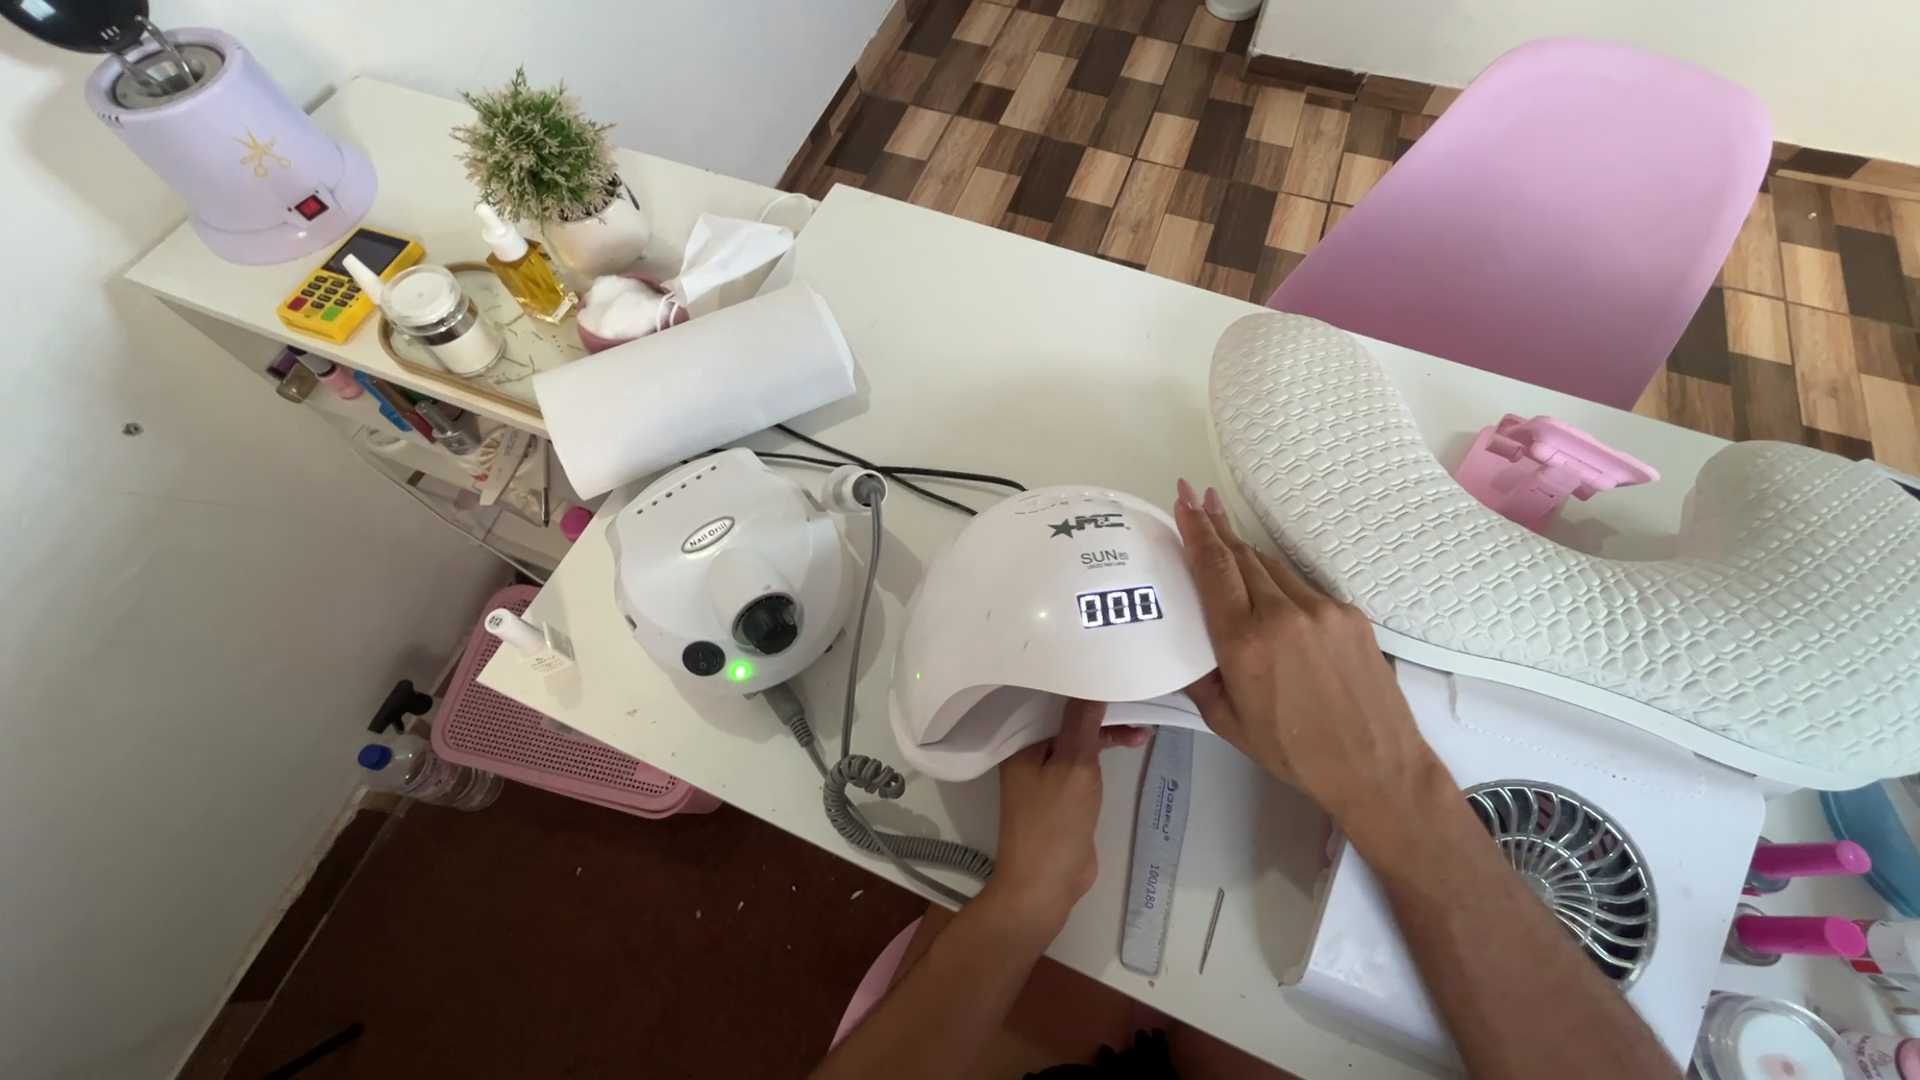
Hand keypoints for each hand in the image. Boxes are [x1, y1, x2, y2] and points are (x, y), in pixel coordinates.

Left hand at [988, 700, 1145, 930]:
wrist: (1045, 885)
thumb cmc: (1054, 823)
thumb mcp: (1074, 767)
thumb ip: (1084, 725)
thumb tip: (1093, 686)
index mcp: (1019, 741)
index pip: (1050, 701)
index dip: (1079, 685)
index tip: (1111, 672)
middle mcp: (1026, 751)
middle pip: (1065, 720)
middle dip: (1100, 712)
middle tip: (1137, 703)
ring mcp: (1042, 772)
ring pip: (1076, 740)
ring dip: (1106, 734)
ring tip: (1143, 730)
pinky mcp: (1059, 791)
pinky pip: (1081, 760)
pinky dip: (1102, 752)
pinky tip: (1128, 746)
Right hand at [1173, 480, 1444, 840]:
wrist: (1378, 768)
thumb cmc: (1292, 751)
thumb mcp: (1226, 721)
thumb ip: (1199, 676)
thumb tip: (1181, 645)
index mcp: (1244, 642)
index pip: (1214, 569)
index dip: (1196, 529)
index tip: (1183, 499)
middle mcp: (1283, 615)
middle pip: (1241, 555)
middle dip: (1216, 526)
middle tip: (1196, 499)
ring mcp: (1322, 610)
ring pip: (1272, 566)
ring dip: (1245, 552)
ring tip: (1224, 535)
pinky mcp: (1350, 615)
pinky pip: (1302, 586)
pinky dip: (1277, 579)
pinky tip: (1268, 587)